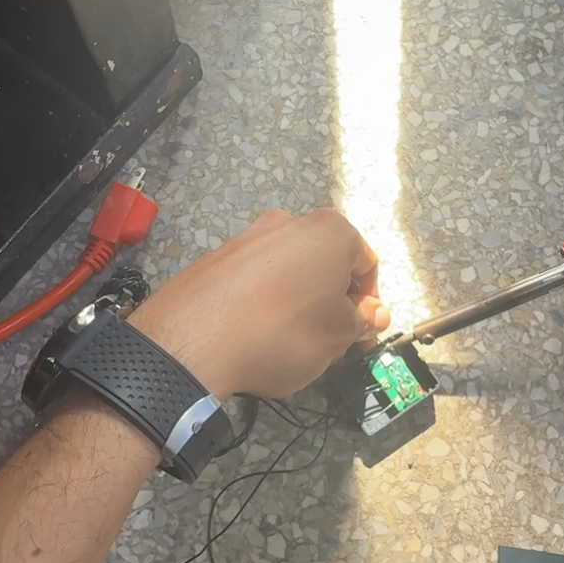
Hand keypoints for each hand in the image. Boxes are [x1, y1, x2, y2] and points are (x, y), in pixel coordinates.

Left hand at [128, 209, 389, 400]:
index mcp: (330, 230)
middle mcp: (289, 221)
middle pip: (326, 263)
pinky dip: (263, 300)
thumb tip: (371, 311)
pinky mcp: (216, 257)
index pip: (367, 264)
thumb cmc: (284, 333)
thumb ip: (361, 320)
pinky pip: (254, 279)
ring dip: (298, 300)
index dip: (370, 303)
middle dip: (333, 300)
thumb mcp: (337, 336)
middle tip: (328, 341)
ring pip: (290, 270)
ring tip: (287, 340)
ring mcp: (247, 236)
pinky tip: (253, 332)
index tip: (360, 335)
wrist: (193, 341)